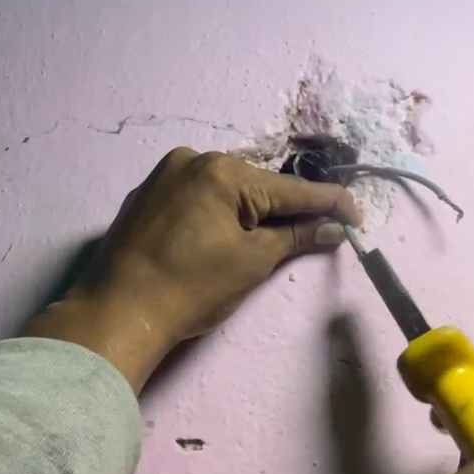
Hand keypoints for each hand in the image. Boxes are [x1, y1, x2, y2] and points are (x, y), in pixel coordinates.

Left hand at [25, 148, 359, 391]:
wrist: (116, 314)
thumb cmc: (191, 288)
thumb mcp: (253, 261)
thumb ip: (297, 236)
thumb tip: (334, 228)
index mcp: (222, 170)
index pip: (291, 188)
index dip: (329, 203)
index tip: (357, 216)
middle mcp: (192, 159)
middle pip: (258, 185)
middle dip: (287, 209)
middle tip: (318, 232)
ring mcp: (164, 176)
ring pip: (226, 191)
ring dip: (251, 212)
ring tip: (268, 242)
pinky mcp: (145, 197)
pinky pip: (197, 198)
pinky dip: (218, 215)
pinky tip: (222, 239)